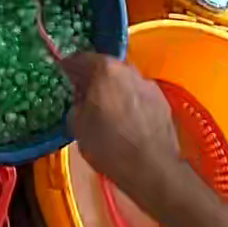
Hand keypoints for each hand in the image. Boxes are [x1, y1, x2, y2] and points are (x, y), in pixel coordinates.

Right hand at [63, 54, 185, 207]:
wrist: (152, 167)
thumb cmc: (109, 146)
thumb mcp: (79, 127)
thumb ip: (77, 105)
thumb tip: (82, 99)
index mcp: (104, 70)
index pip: (81, 59)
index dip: (71, 67)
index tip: (65, 74)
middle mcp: (127, 69)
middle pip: (106, 67)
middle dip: (95, 78)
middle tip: (86, 94)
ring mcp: (147, 82)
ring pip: (124, 80)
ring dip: (115, 89)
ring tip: (109, 110)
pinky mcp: (162, 99)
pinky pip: (139, 94)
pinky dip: (131, 101)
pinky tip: (129, 120)